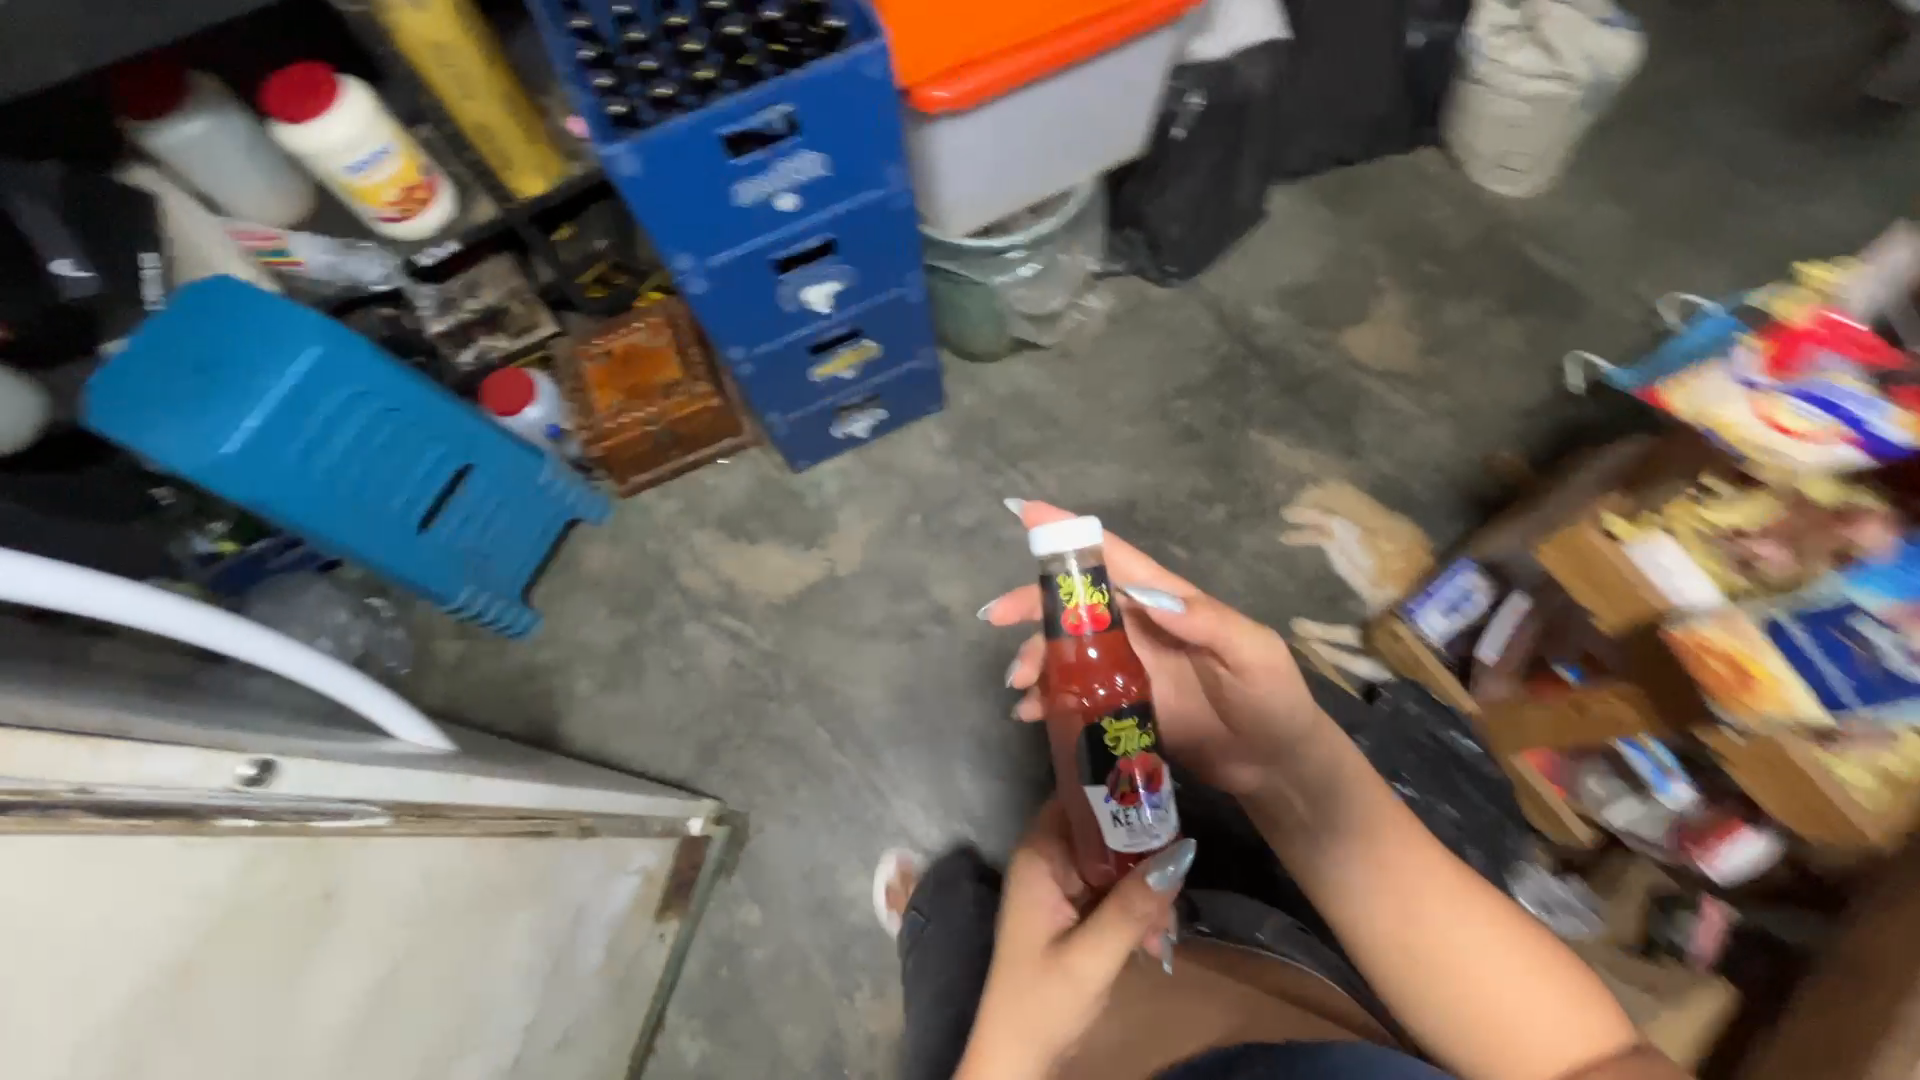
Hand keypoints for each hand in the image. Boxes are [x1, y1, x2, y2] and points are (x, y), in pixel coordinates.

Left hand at [956, 799, 1195, 1079]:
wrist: (1018, 1058)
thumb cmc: (1043, 1002)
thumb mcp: (1092, 956)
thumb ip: (1133, 905)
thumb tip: (1181, 851)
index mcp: (1039, 856)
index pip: (1077, 799)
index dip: (1116, 790)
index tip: (1161, 796)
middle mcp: (1048, 861)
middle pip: (1103, 830)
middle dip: (1143, 854)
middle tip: (1176, 882)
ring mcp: (1062, 887)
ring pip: (1115, 863)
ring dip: (1145, 889)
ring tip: (1164, 929)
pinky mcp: (1075, 912)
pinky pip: (1114, 892)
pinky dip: (1137, 909)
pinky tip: (1156, 939)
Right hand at [982, 501, 1320, 794]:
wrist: (1276, 763)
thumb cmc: (1271, 698)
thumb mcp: (1252, 653)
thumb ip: (1208, 622)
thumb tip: (1152, 598)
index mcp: (1168, 603)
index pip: (1114, 559)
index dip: (1071, 536)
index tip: (1026, 516)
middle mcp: (1139, 628)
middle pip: (1077, 604)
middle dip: (1034, 604)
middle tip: (996, 618)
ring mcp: (1128, 668)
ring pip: (1068, 649)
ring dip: (1036, 658)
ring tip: (1019, 686)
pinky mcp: (1122, 705)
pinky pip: (1075, 693)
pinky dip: (1047, 699)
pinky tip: (1031, 714)